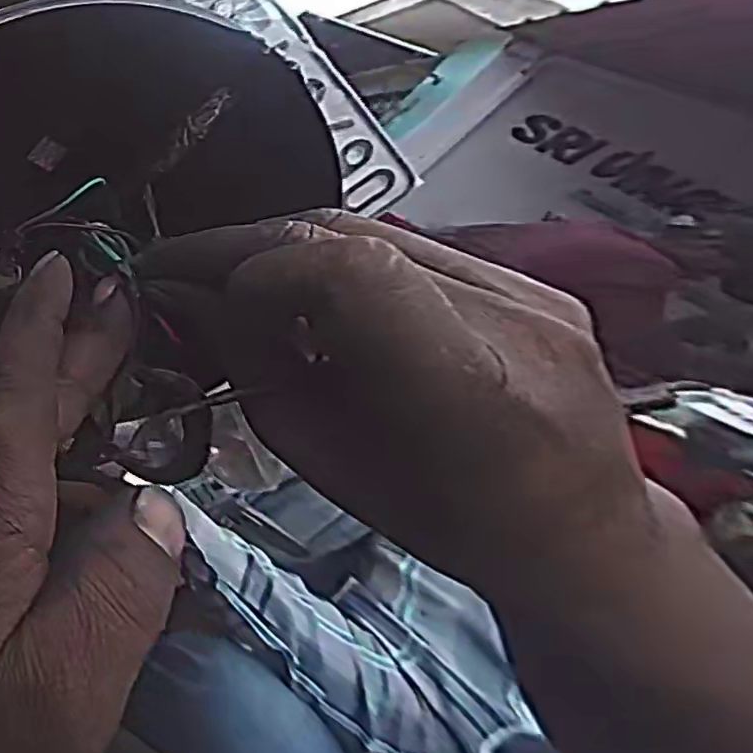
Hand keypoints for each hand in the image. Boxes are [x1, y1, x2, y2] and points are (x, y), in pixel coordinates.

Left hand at [0, 253, 186, 752]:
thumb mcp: (58, 684)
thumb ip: (119, 594)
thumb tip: (156, 510)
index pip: (19, 381)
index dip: (43, 318)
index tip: (59, 267)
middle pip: (23, 388)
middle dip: (67, 333)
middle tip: (108, 287)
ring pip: (14, 417)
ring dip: (59, 375)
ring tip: (104, 342)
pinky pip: (7, 454)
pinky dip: (46, 429)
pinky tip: (80, 446)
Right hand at [135, 210, 654, 603]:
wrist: (578, 529)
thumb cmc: (437, 516)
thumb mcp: (316, 453)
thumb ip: (249, 363)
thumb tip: (183, 296)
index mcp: (461, 384)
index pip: (344, 270)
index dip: (253, 272)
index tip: (196, 300)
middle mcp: (504, 315)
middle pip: (335, 233)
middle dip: (233, 247)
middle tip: (173, 271)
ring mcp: (521, 282)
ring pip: (352, 223)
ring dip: (267, 246)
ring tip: (222, 278)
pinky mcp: (516, 270)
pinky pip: (383, 237)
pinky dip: (315, 254)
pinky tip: (293, 287)